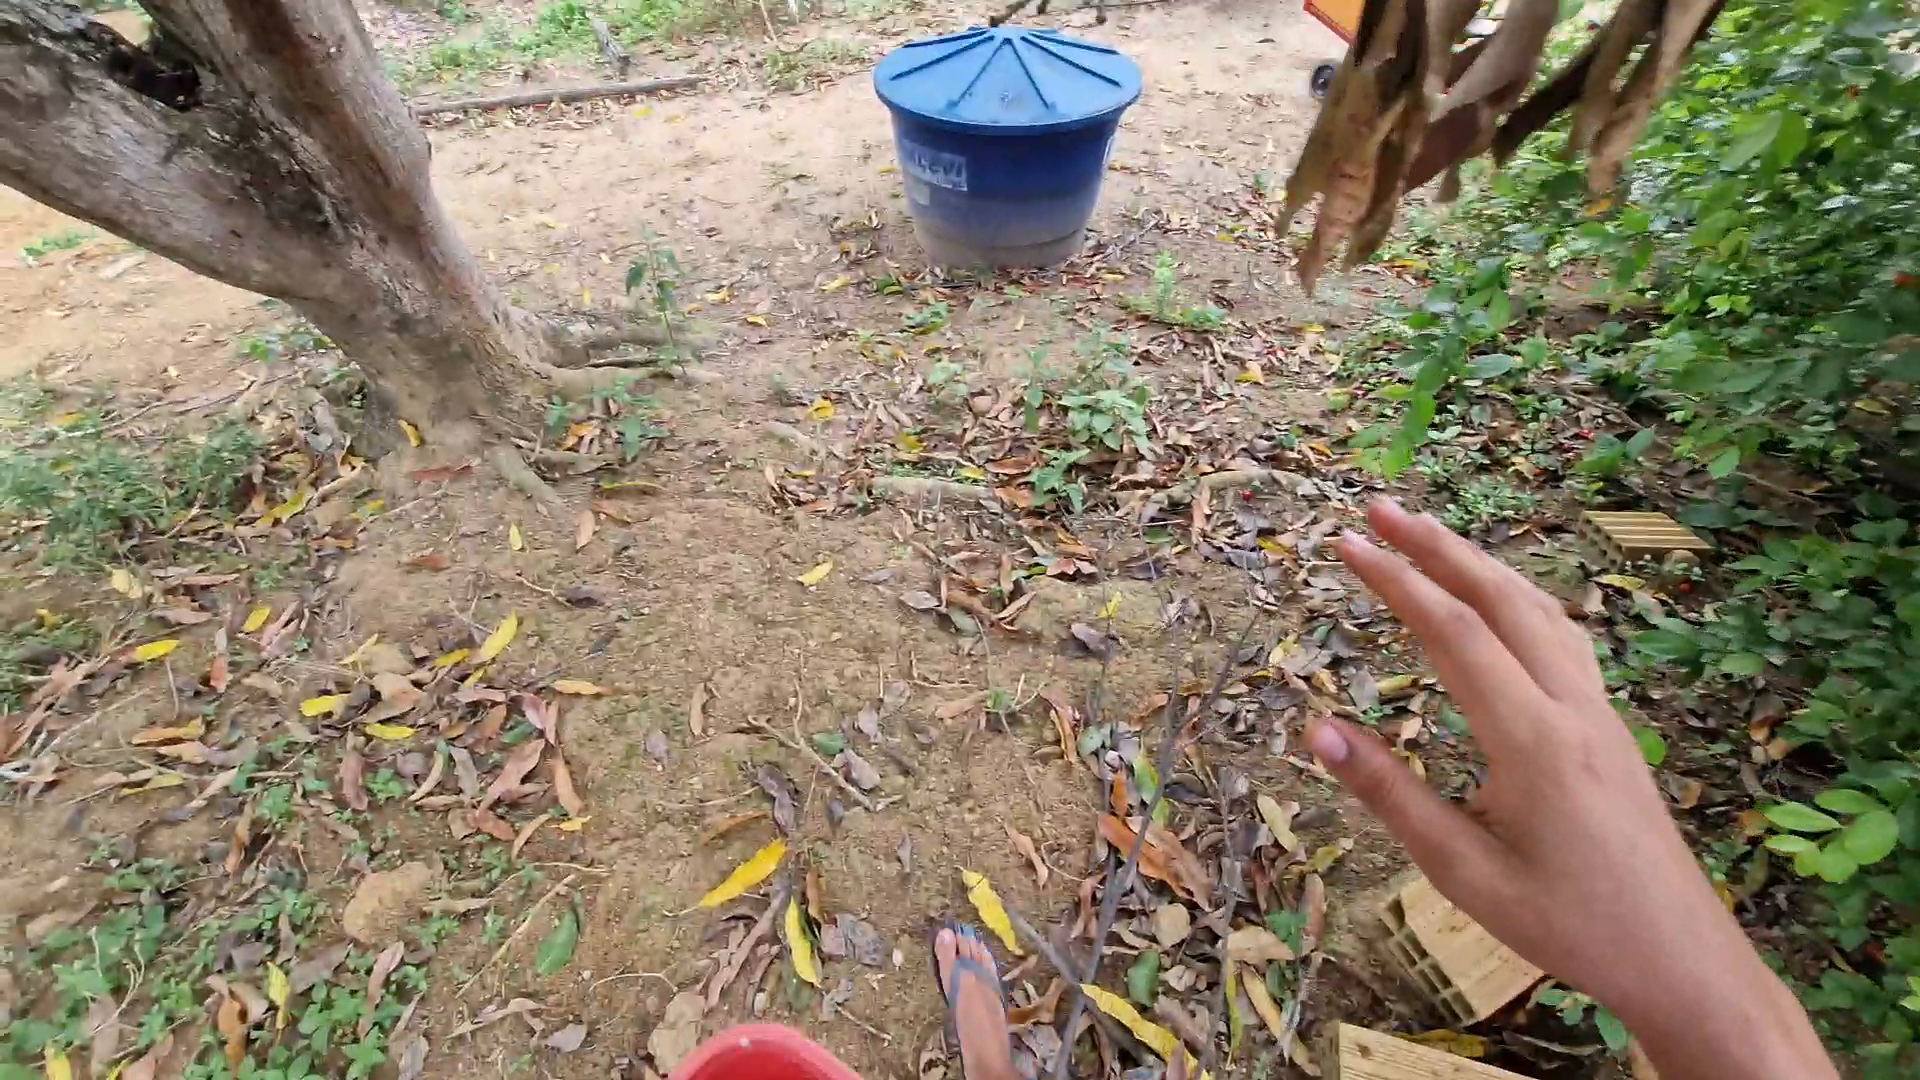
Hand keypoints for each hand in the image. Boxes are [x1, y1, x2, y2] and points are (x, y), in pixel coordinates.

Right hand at [1306, 499, 1833, 1079]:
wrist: (1687, 965)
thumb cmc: (1566, 921)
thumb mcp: (1462, 870)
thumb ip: (1389, 794)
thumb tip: (1315, 731)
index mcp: (1531, 739)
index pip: (1454, 633)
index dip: (1396, 581)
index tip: (1346, 544)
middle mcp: (1571, 707)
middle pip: (1501, 599)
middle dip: (1436, 546)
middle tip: (1378, 510)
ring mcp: (1597, 709)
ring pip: (1538, 608)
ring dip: (1477, 560)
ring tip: (1426, 532)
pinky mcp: (1607, 722)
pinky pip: (1561, 633)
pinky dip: (1515, 592)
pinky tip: (1496, 593)